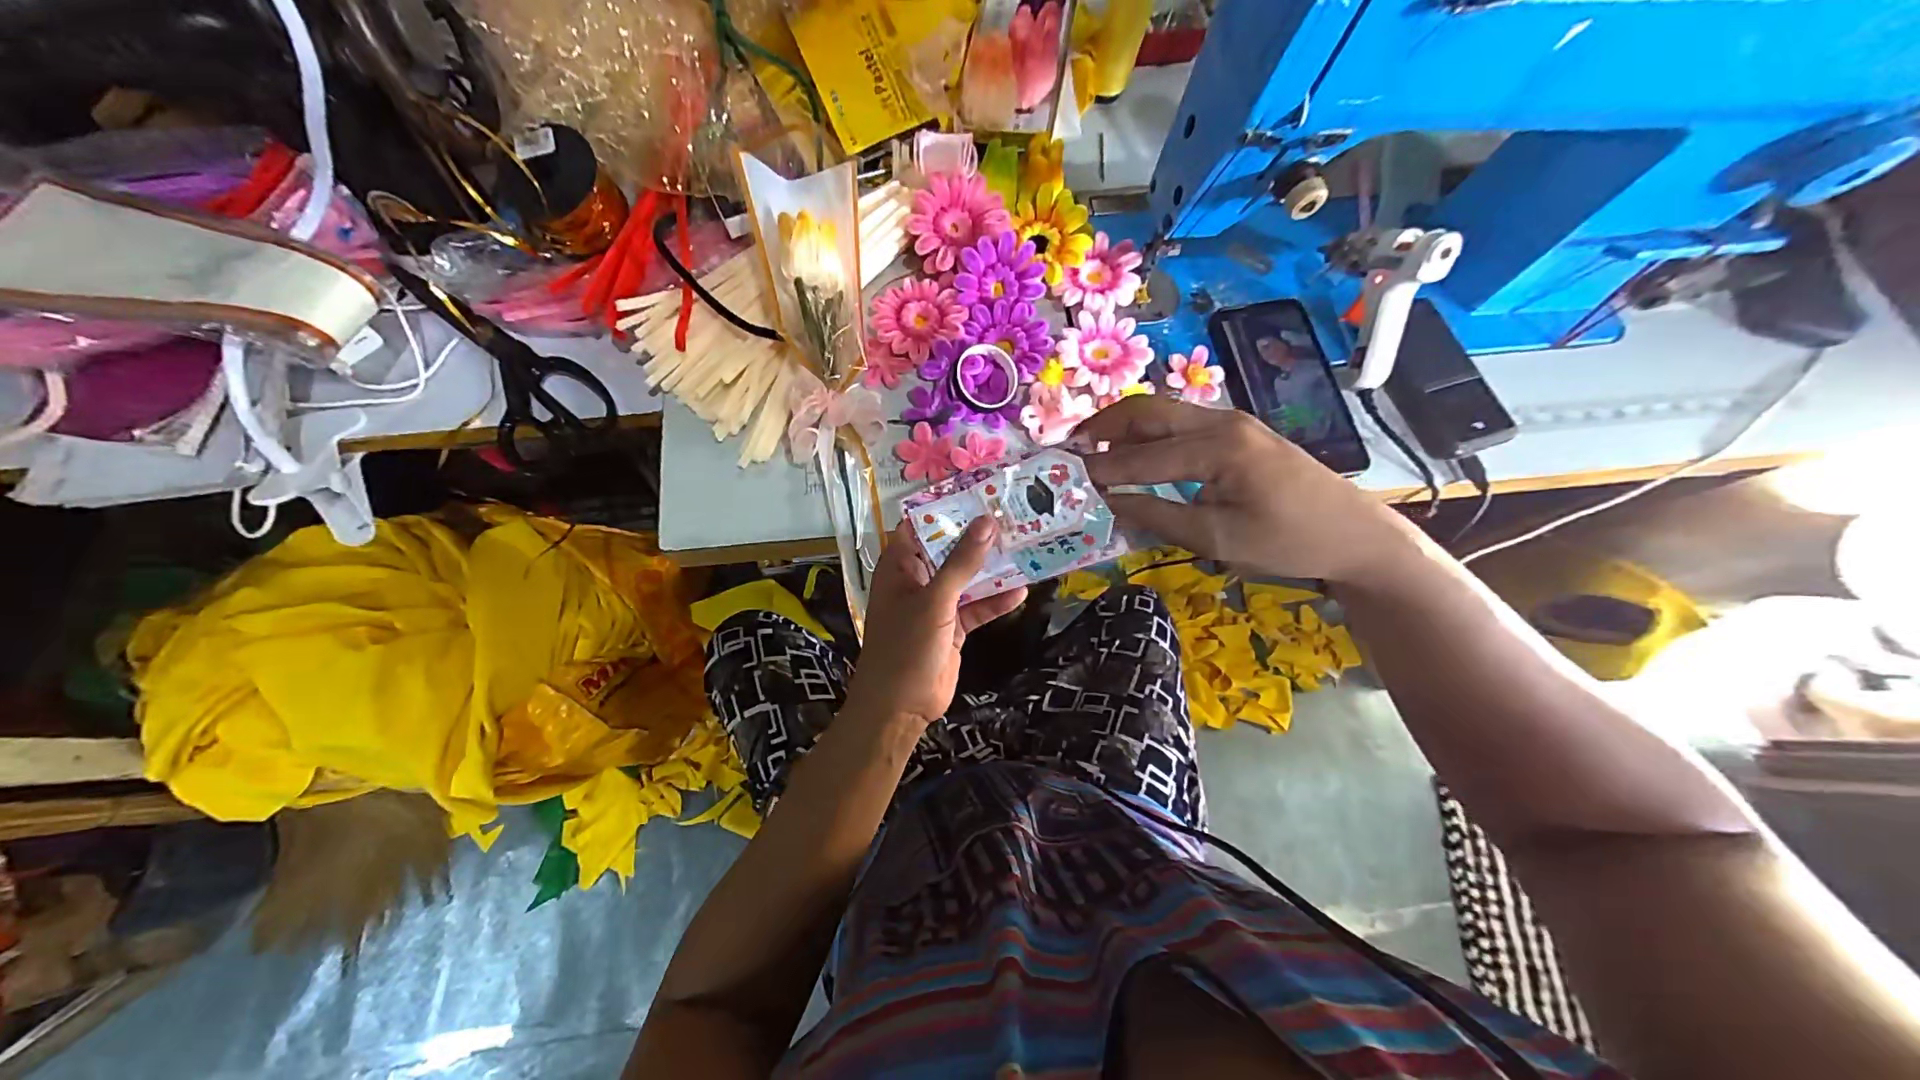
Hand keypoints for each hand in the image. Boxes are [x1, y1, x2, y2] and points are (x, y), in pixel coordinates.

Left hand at [842, 518, 1028, 726]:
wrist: (901, 707)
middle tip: (1014, 514)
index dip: (947, 508)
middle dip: (978, 537)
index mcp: (900, 567)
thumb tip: (987, 521)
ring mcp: (936, 605)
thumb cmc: (906, 647)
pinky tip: (1022, 590)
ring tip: (1026, 545)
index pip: (921, 526)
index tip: (981, 491)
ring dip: (992, 568)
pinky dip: (996, 601)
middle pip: (949, 550)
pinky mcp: (953, 628)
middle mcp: (917, 581)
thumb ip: (962, 563)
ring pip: (967, 579)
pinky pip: (977, 607)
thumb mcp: (935, 601)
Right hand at [1078, 396, 1415, 585]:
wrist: (1357, 536)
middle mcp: (1222, 422)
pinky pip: (1182, 425)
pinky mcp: (1240, 433)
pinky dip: (1150, 436)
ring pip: (1164, 414)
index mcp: (1218, 448)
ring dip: (1125, 428)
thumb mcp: (1218, 540)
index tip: (1063, 479)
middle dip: (1104, 428)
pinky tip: (1136, 456)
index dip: (1099, 471)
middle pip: (1147, 412)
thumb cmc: (1290, 542)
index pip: (1140, 458)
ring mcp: (1234, 423)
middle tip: (1070, 450)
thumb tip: (1109, 503)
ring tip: (1093, 451)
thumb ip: (1158, 517)